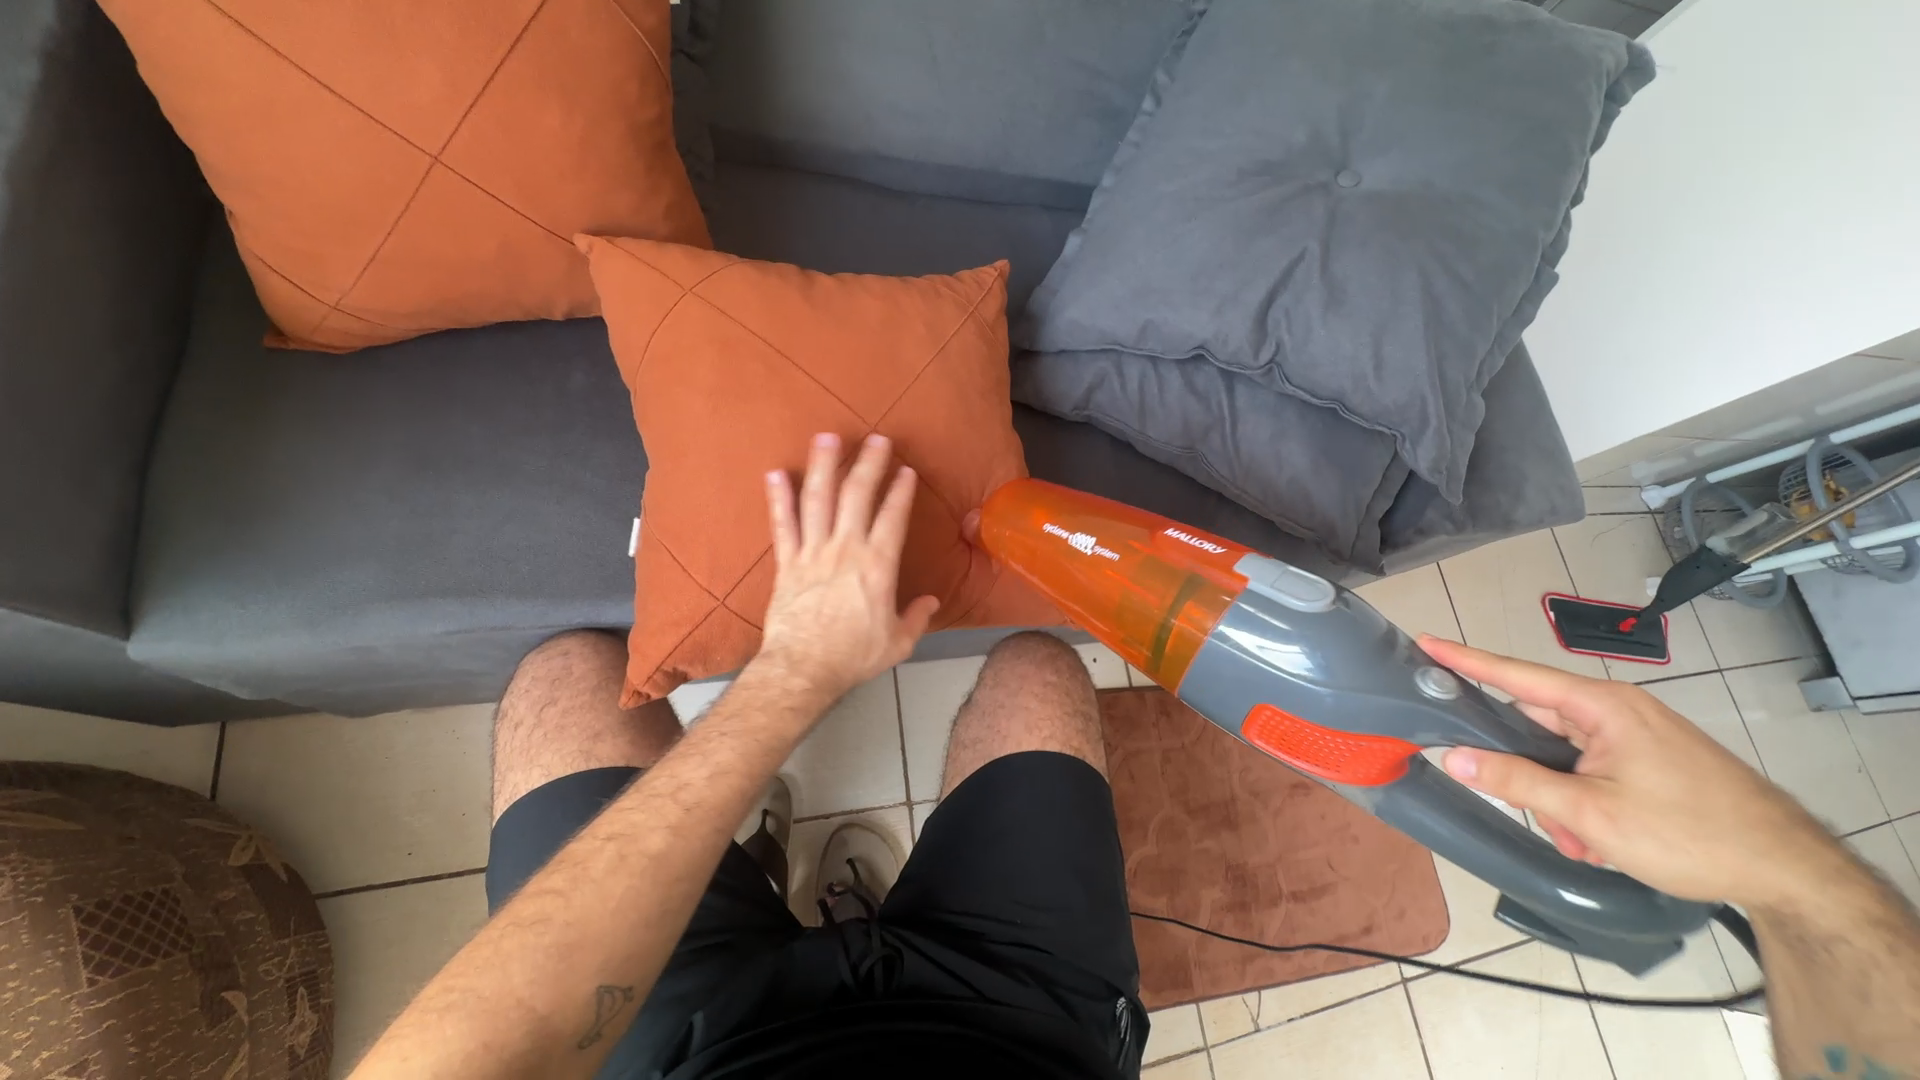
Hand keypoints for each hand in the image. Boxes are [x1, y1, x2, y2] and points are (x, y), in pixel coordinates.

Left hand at [754, 432, 939, 701]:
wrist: (803, 669)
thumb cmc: (853, 657)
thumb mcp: (898, 643)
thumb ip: (916, 617)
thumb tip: (930, 602)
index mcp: (877, 567)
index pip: (893, 518)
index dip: (900, 491)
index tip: (906, 470)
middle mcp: (845, 550)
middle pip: (857, 496)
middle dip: (868, 464)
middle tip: (876, 439)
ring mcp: (812, 553)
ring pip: (818, 500)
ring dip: (824, 466)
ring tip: (827, 437)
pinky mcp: (786, 564)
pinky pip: (782, 525)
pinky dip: (778, 498)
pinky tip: (775, 473)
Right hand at [1419, 635, 1845, 913]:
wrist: (1792, 873)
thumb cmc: (1688, 833)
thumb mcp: (1590, 813)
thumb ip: (1516, 782)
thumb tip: (1454, 757)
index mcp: (1601, 706)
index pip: (1516, 675)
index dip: (1465, 660)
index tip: (1424, 642)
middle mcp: (1617, 711)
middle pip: (1536, 725)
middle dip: (1525, 772)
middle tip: (1535, 812)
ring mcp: (1636, 736)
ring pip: (1563, 756)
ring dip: (1560, 799)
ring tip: (1586, 841)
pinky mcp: (1650, 761)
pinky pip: (1591, 771)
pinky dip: (1584, 804)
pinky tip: (1601, 840)